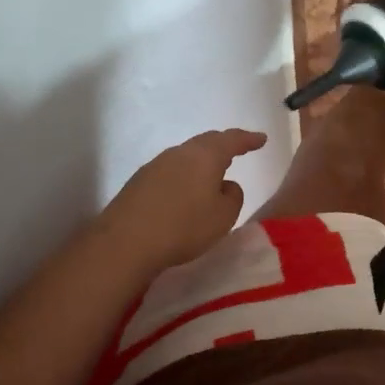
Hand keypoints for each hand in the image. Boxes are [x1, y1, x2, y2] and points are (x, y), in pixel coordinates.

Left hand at [92, 129, 267, 272]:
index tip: (261, 139)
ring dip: (201, 161)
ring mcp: (154, 166)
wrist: (123, 245)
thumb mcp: (224, 215)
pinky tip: (185, 191)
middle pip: (206, 142)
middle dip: (224, 144)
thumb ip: (233, 195)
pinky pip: (170, 171)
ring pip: (185, 156)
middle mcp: (179, 153)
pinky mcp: (137, 183)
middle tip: (239, 149)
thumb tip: (224, 185)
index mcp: (205, 156)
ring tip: (212, 173)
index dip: (249, 139)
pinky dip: (184, 175)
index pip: (232, 139)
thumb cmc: (184, 227)